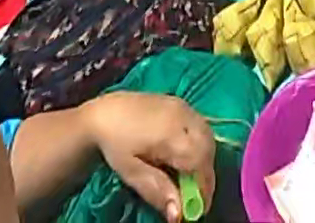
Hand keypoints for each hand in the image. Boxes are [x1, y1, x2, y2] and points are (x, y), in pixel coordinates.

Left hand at [80, 92, 215, 222]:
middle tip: (195, 195)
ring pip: (207, 133)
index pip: (199, 160)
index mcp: (169, 132)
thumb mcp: (132, 173)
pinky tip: (188, 155)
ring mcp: (182, 105)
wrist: (106, 113)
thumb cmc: (117, 145)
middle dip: (207, 173)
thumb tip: (179, 215)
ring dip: (205, 157)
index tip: (198, 209)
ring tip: (191, 177)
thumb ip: (157, 191)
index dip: (203, 185)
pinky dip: (201, 142)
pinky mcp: (180, 102)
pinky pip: (200, 123)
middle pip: (208, 145)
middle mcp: (181, 114)